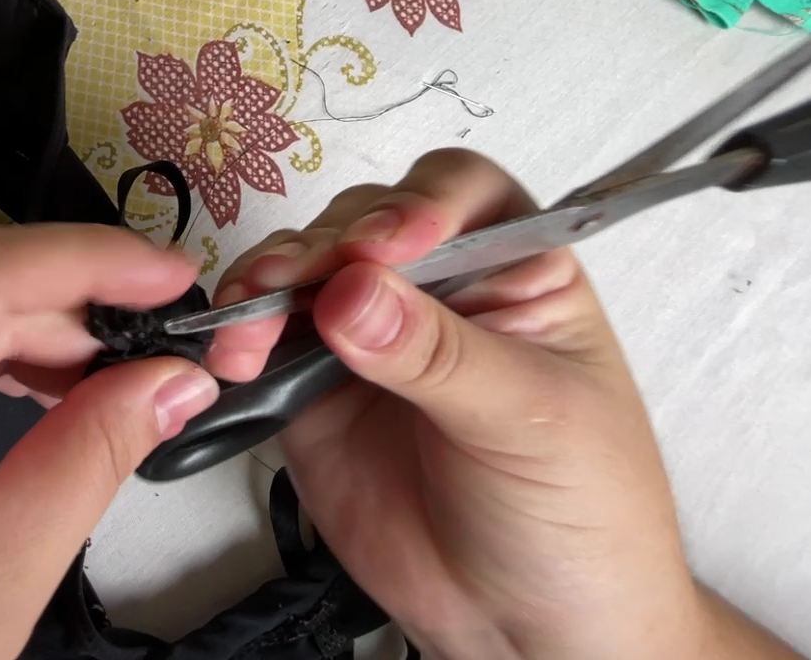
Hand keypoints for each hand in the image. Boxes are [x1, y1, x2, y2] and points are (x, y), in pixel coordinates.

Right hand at [209, 149, 799, 659]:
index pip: (463, 193)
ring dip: (267, 280)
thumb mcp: (533, 426)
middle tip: (304, 284)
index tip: (387, 246)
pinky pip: (260, 326)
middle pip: (359, 218)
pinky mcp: (304, 371)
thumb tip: (350, 293)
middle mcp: (427, 286)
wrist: (515, 626)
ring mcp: (358, 326)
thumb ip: (440, 355)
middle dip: (324, 245)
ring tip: (251, 322)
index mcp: (510, 273)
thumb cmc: (576, 518)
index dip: (422, 201)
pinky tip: (234, 353)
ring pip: (298, 263)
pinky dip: (238, 328)